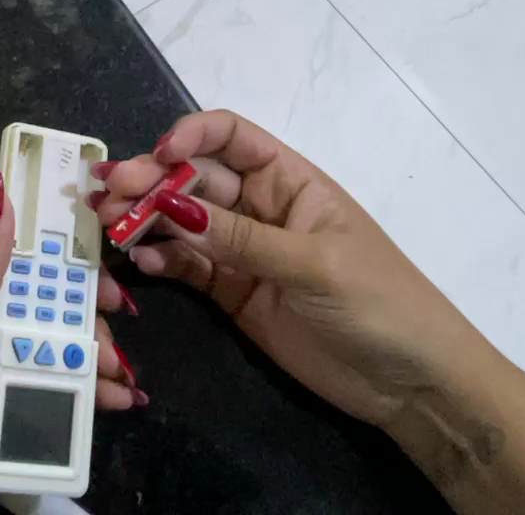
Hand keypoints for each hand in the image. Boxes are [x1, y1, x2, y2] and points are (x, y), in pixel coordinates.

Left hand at [0, 169, 141, 514]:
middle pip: (40, 290)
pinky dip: (77, 385)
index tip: (103, 255)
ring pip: (48, 335)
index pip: (12, 238)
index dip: (59, 239)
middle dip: (82, 305)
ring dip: (86, 349)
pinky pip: (44, 376)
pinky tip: (108, 399)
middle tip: (117, 320)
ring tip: (114, 374)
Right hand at [86, 110, 499, 428]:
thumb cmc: (382, 305)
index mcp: (287, 180)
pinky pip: (185, 263)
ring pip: (179, 219)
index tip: (160, 154)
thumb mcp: (315, 265)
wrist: (415, 389)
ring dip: (143, 217)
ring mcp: (240, 247)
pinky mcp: (229, 288)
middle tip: (109, 193)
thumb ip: (241, 238)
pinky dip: (160, 259)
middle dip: (150, 180)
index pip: (229, 136)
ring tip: (109, 225)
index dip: (191, 135)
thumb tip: (171, 207)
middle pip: (192, 178)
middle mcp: (257, 205)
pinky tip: (143, 264)